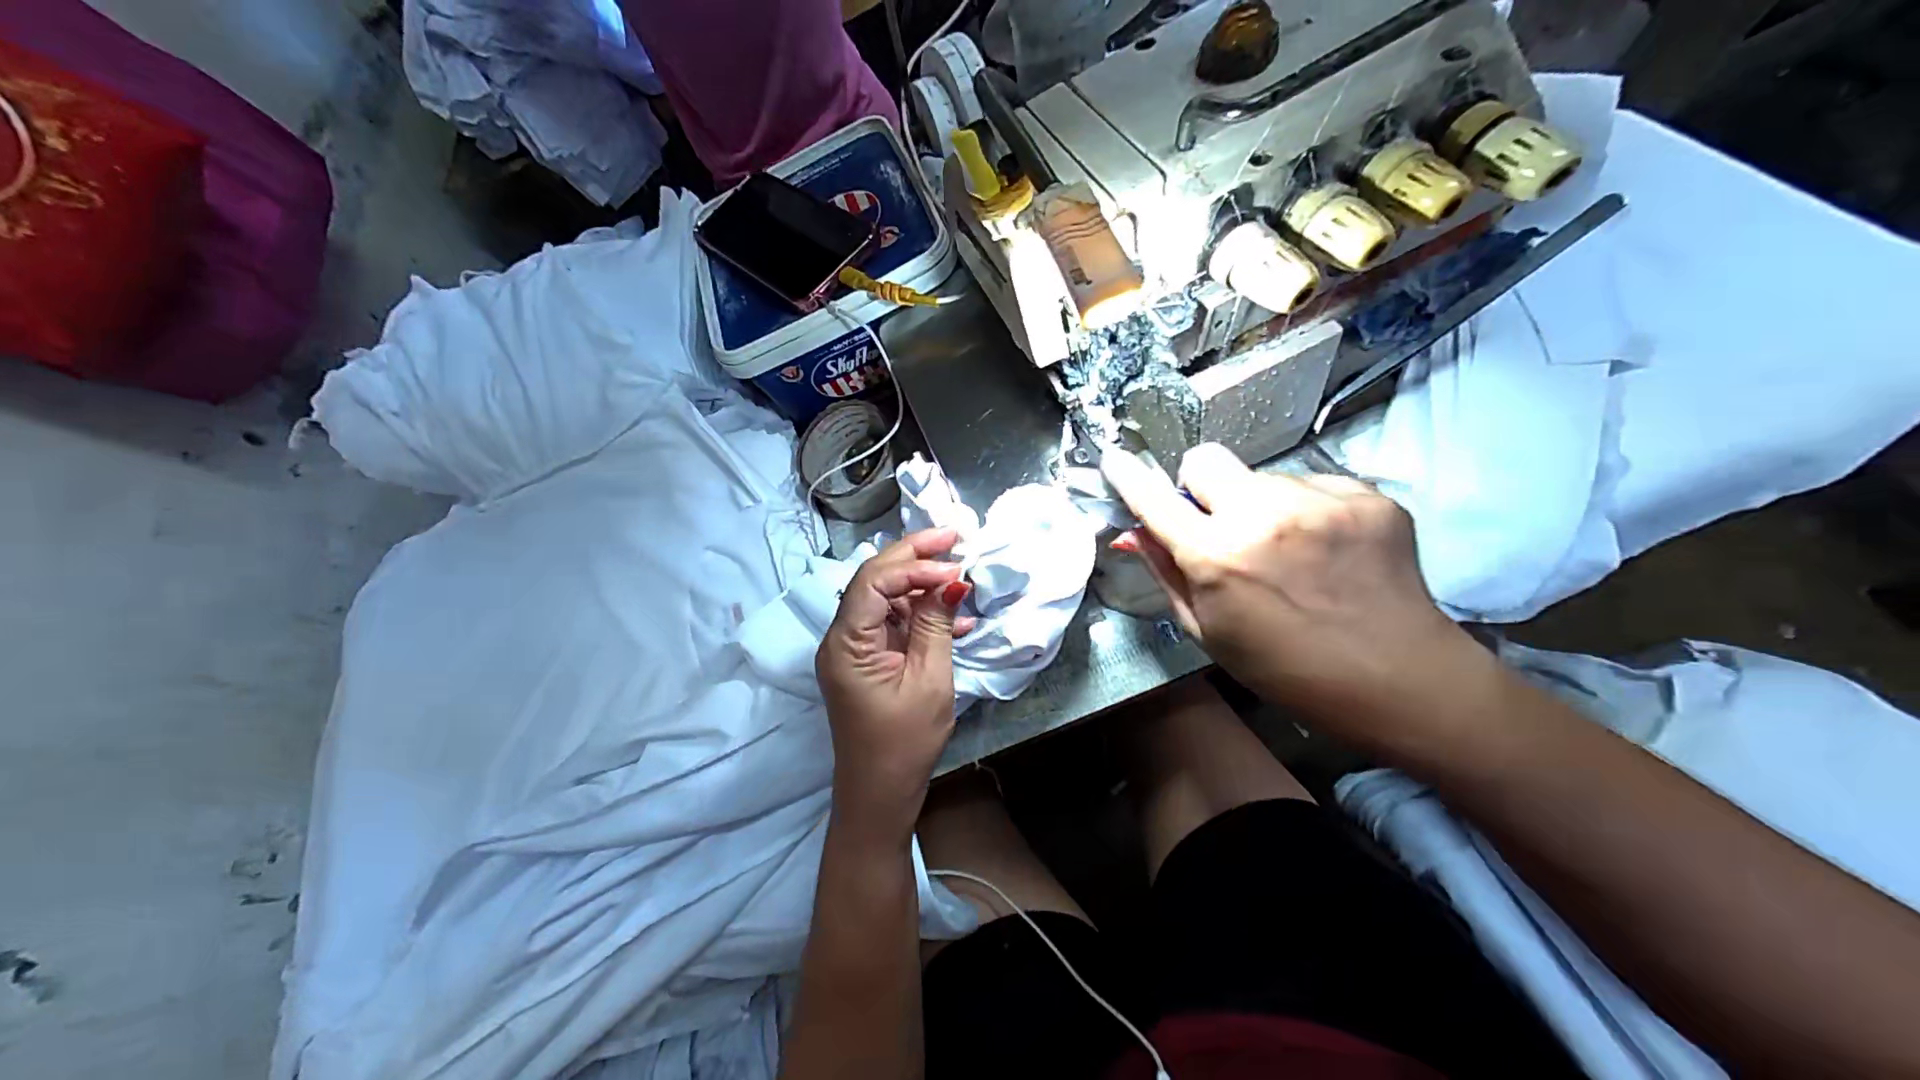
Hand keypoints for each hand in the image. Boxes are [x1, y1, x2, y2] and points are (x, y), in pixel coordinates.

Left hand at [815, 529, 975, 843]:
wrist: (880, 795)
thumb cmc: (904, 743)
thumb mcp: (929, 680)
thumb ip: (935, 624)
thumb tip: (950, 581)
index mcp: (845, 643)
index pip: (873, 580)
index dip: (914, 565)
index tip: (955, 567)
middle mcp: (841, 638)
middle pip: (875, 581)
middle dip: (915, 558)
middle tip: (954, 538)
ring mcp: (853, 649)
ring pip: (885, 598)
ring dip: (922, 586)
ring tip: (960, 573)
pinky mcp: (868, 660)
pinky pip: (893, 624)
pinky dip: (921, 616)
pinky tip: (955, 616)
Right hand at [1102, 444, 1488, 746]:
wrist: (1396, 677)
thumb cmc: (1285, 668)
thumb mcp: (1210, 630)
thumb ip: (1168, 573)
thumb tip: (1134, 534)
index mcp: (1218, 556)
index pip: (1156, 500)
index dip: (1130, 477)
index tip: (1116, 459)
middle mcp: (1265, 515)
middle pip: (1207, 460)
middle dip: (1201, 486)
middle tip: (1219, 521)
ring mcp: (1321, 500)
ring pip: (1265, 476)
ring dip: (1262, 504)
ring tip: (1289, 549)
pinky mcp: (1367, 497)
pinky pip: (1315, 485)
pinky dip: (1308, 510)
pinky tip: (1326, 548)